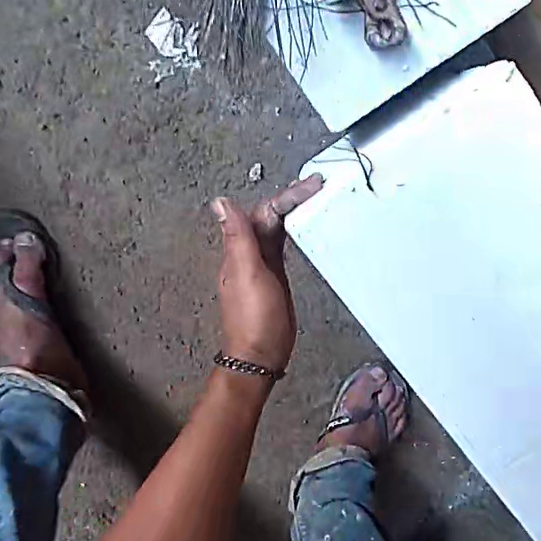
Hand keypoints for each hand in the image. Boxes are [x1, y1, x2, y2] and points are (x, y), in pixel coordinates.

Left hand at [210, 174, 323, 371]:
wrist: (260, 355)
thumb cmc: (255, 320)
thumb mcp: (248, 276)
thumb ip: (238, 239)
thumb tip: (222, 203)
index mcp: (241, 250)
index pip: (264, 212)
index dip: (287, 196)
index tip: (311, 185)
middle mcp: (249, 254)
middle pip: (269, 217)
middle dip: (291, 198)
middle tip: (318, 185)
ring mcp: (262, 266)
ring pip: (276, 229)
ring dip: (292, 211)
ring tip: (314, 197)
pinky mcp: (275, 277)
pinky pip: (282, 246)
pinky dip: (292, 231)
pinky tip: (302, 228)